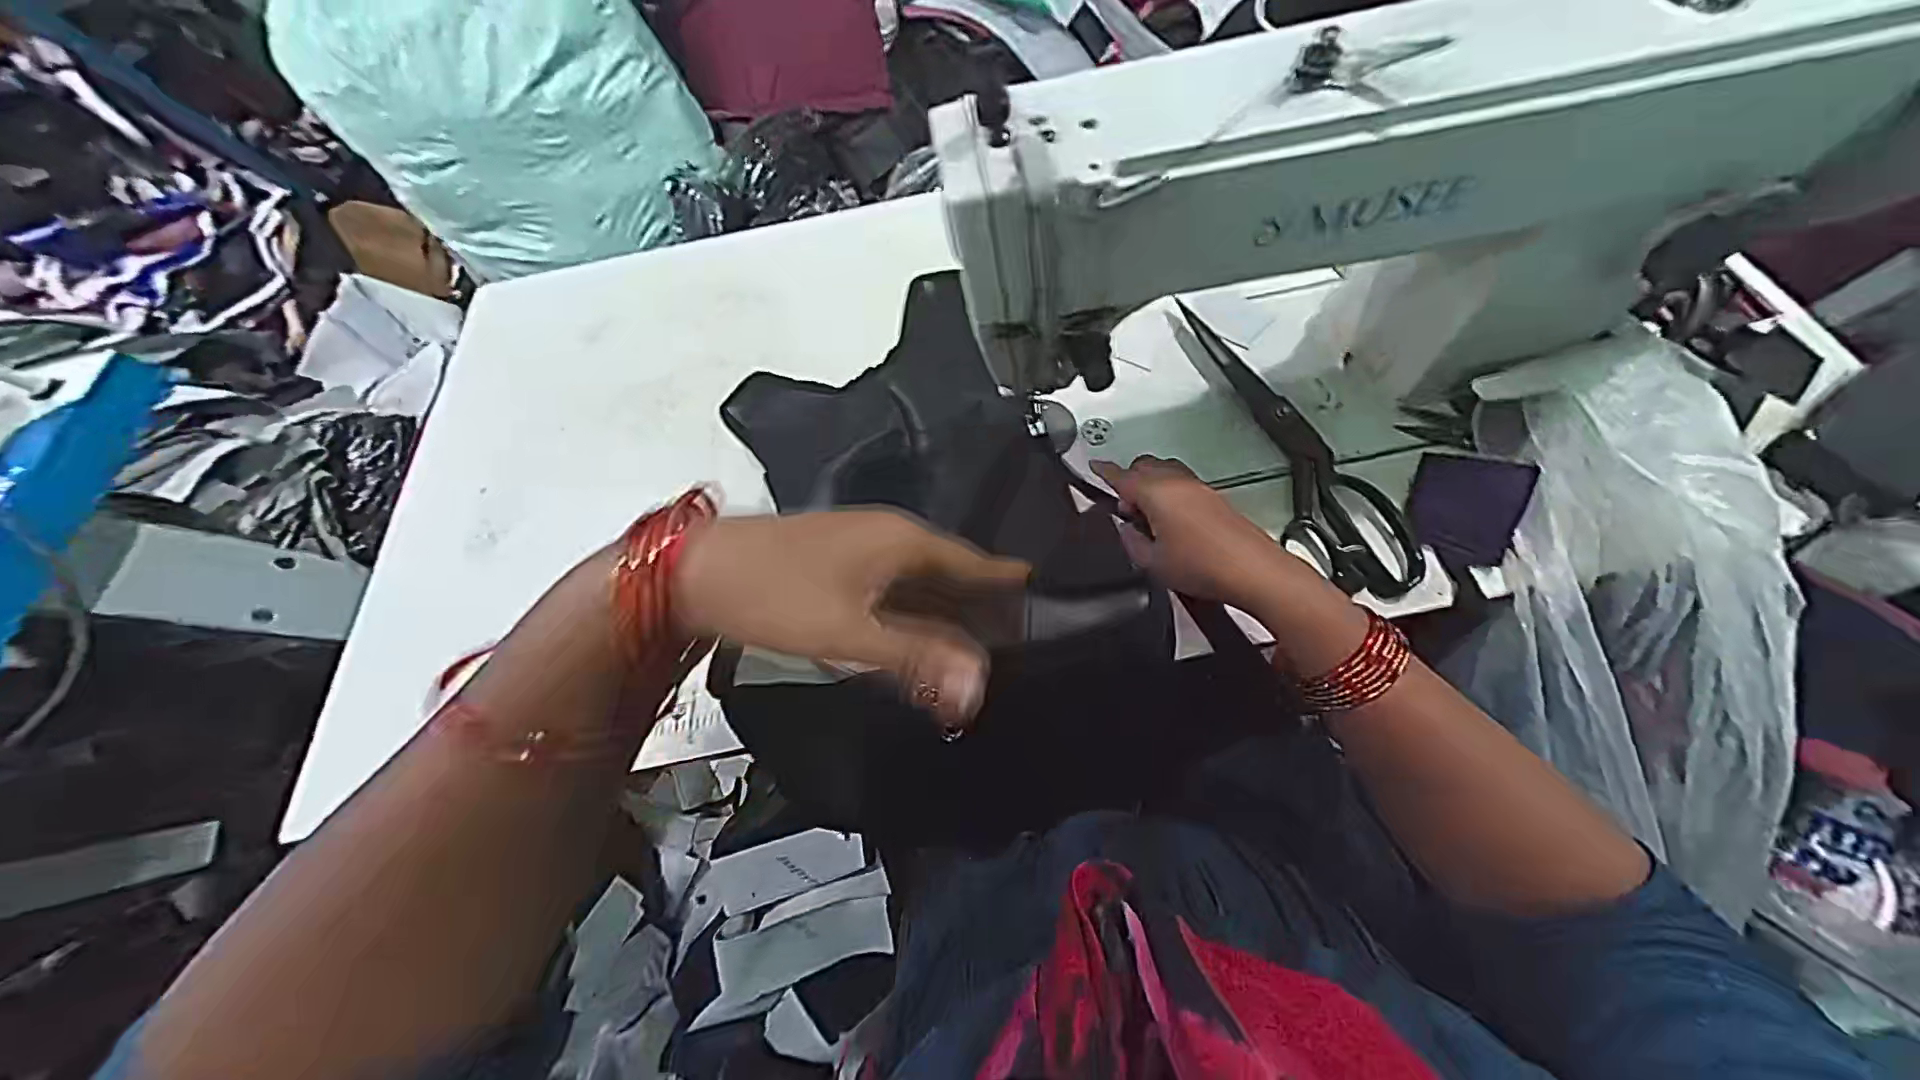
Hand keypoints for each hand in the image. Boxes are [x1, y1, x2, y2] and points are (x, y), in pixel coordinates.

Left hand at [673, 510, 1029, 725]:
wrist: (696, 573)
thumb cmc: (772, 593)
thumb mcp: (849, 633)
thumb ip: (917, 660)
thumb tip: (977, 686)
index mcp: (904, 541)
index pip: (978, 564)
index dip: (1011, 587)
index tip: (1042, 608)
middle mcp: (890, 535)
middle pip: (953, 573)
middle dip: (982, 608)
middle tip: (1013, 644)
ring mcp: (863, 545)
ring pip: (922, 581)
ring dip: (946, 613)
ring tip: (974, 648)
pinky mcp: (841, 559)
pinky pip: (895, 585)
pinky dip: (914, 612)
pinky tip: (917, 637)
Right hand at [1087, 457, 1298, 605]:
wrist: (1253, 571)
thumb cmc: (1209, 565)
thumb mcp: (1151, 563)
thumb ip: (1131, 542)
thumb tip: (1127, 533)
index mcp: (1157, 492)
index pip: (1121, 475)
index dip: (1103, 472)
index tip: (1095, 467)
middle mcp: (1179, 482)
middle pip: (1144, 466)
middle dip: (1128, 482)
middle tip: (1123, 508)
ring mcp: (1200, 489)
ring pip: (1166, 474)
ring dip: (1151, 489)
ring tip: (1147, 521)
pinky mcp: (1215, 500)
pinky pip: (1184, 487)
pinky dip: (1170, 497)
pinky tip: (1170, 525)